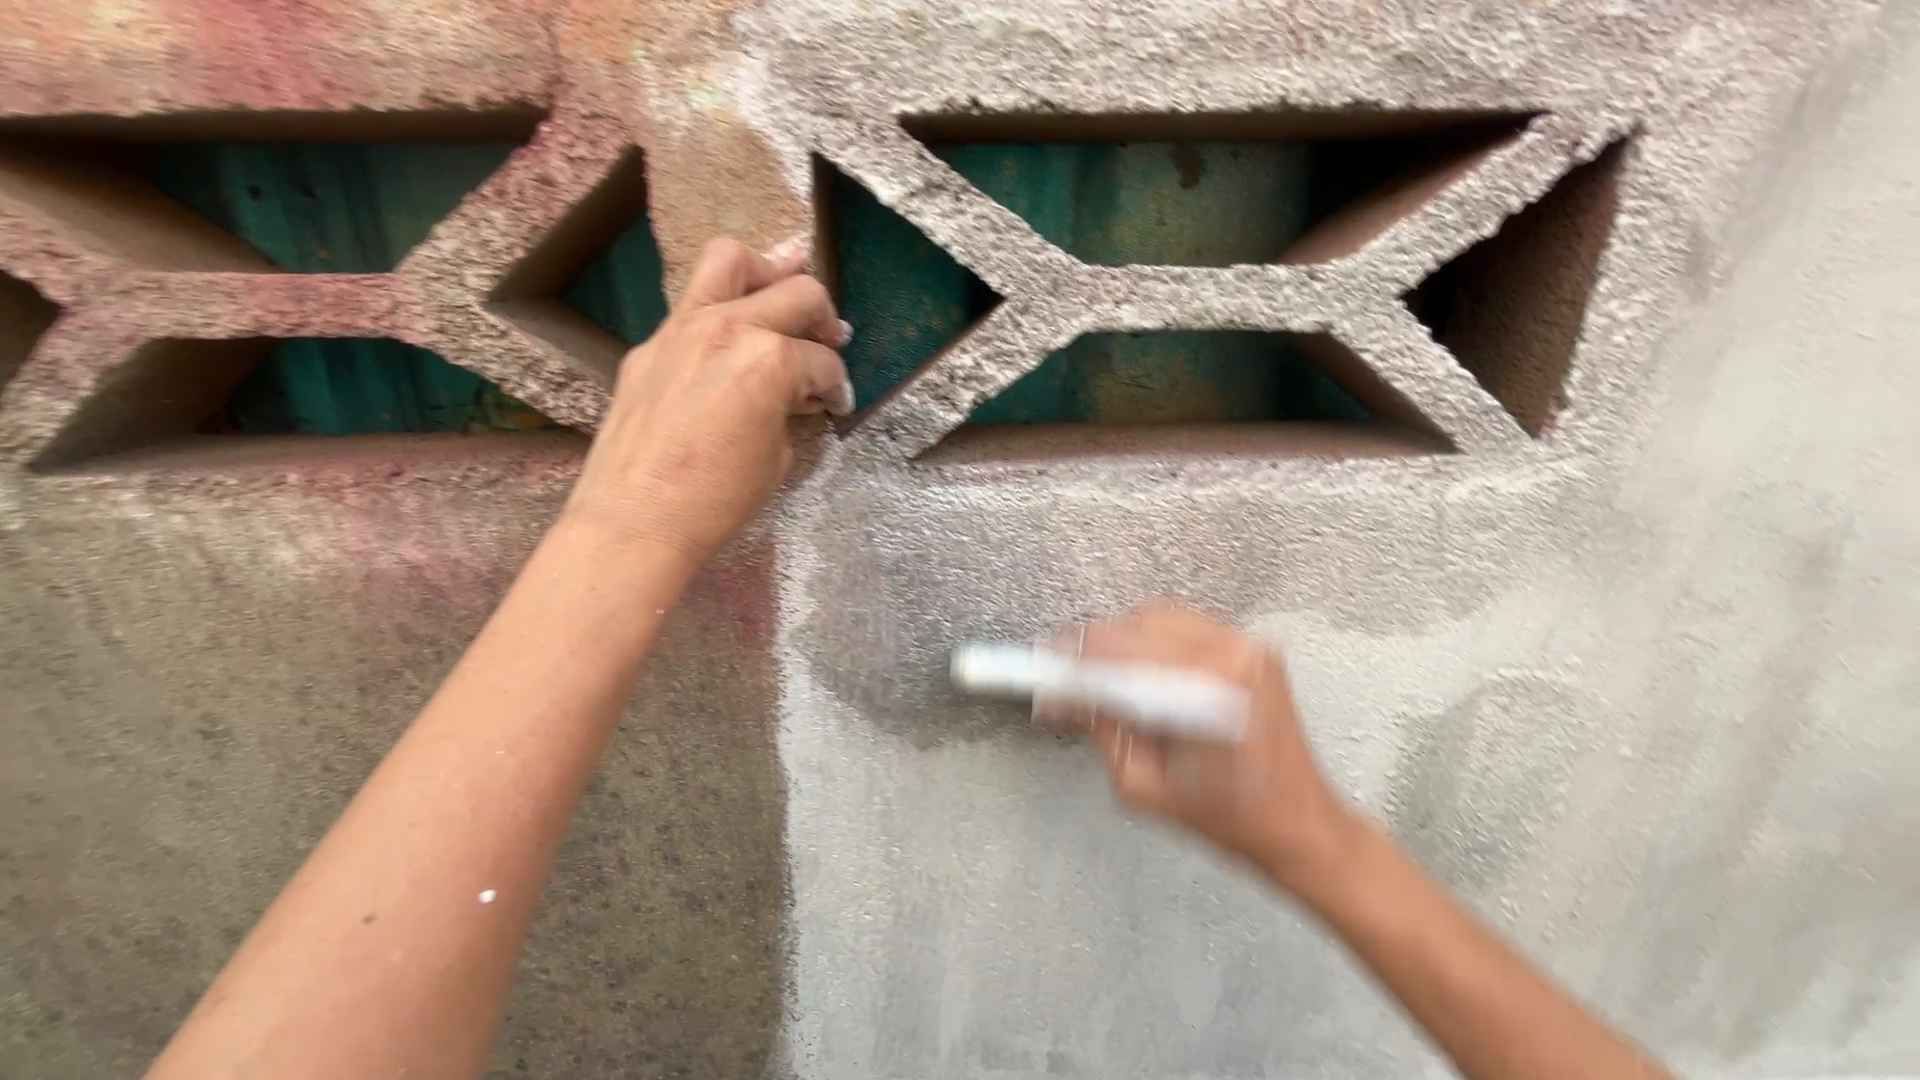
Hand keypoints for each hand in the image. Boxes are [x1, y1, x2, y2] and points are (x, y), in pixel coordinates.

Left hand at [564, 237, 853, 565]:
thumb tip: (796, 395)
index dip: (838, 384)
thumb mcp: (777, 456)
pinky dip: (722, 311)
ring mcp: (681, 328)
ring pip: (730, 260)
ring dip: (768, 271)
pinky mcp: (650, 345)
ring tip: (783, 287)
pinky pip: (692, 305)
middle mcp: (728, 327)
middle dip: (823, 317)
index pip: (821, 361)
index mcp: (769, 360)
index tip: (837, 401)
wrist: (636, 520)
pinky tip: (731, 338)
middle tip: (830, 339)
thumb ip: (790, 410)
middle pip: (795, 293)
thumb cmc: (718, 500)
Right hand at [1046, 603, 1357, 891]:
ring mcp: (1246, 645)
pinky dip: (1148, 640)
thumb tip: (1063, 695)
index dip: (1075, 659)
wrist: (1300, 826)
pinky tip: (1132, 668)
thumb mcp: (1143, 785)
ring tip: (1093, 672)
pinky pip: (1183, 626)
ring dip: (1119, 639)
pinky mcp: (1249, 649)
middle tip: (1060, 672)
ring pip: (1157, 617)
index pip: (1124, 655)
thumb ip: (1102, 730)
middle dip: (1092, 645)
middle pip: (1139, 624)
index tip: (1043, 666)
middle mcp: (1234, 652)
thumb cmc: (1230, 819)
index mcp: (1212, 687)